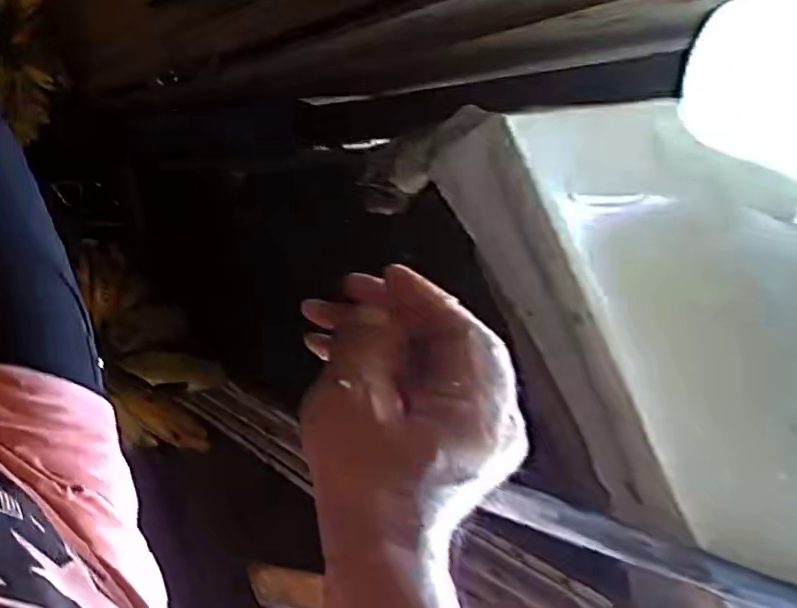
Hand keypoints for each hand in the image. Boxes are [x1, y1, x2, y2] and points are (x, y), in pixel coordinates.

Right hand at [299, 266, 526, 556]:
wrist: (372, 536)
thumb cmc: (362, 467)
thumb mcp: (355, 395)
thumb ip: (368, 343)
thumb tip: (374, 309)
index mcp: (479, 409)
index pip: (466, 335)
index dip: (425, 298)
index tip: (383, 274)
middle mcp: (490, 419)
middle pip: (449, 345)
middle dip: (392, 311)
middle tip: (342, 289)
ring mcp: (469, 432)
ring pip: (428, 361)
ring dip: (376, 332)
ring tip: (320, 316)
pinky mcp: (445, 440)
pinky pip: (419, 383)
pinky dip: (379, 358)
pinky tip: (333, 349)